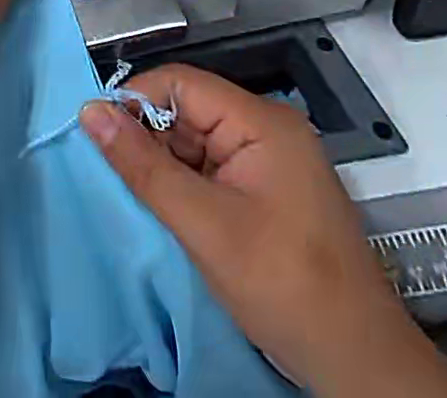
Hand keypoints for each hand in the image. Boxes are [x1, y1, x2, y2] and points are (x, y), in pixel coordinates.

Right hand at [80, 66, 446, 397]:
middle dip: (145, 137)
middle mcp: (263, 129)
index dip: (135, 102)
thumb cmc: (285, 285)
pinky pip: (203, 166)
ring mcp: (262, 159)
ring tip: (135, 195)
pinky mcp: (258, 187)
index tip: (98, 135)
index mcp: (260, 122)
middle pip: (183, 109)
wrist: (357, 363)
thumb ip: (143, 165)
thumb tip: (89, 111)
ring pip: (188, 139)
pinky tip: (161, 207)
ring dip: (159, 163)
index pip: (179, 83)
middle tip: (114, 175)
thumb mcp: (203, 224)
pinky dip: (177, 183)